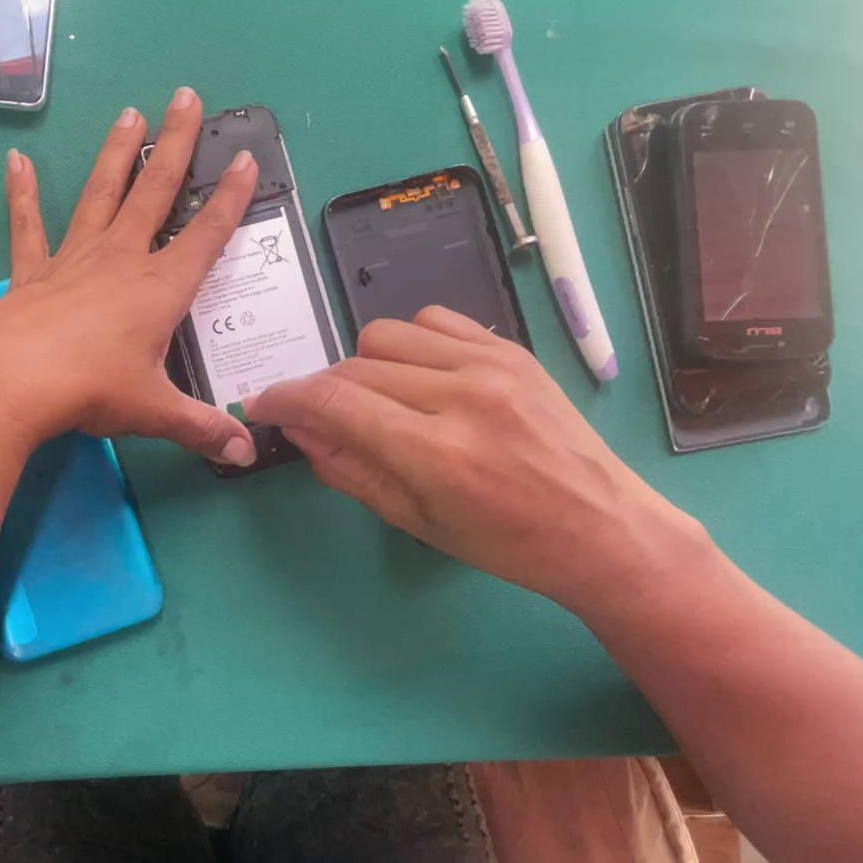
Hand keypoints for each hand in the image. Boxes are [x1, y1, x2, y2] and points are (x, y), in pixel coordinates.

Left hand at [0, 87, 259, 466]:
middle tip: (186, 97)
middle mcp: (120, 262)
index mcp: (159, 289)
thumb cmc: (90, 390)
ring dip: (117, 156)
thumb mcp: (154, 412)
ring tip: (130, 116)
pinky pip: (29, 229)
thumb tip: (245, 453)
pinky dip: (24, 196)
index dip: (228, 200)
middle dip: (175, 146)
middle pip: (155, 194)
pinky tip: (17, 163)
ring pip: (101, 198)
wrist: (13, 383)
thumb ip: (202, 428)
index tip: (245, 161)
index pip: (205, 237)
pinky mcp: (32, 275)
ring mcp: (74, 262)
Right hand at [245, 307, 712, 614]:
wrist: (601, 527)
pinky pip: (432, 320)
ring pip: (385, 336)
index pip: (333, 403)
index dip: (284, 400)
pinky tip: (416, 376)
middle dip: (319, 392)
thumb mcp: (412, 519)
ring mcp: (491, 364)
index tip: (261, 405)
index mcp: (435, 453)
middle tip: (317, 419)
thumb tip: (297, 430)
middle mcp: (461, 396)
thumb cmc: (502, 542)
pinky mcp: (510, 349)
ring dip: (361, 367)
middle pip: (353, 368)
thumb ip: (346, 468)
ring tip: (375, 400)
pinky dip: (407, 345)